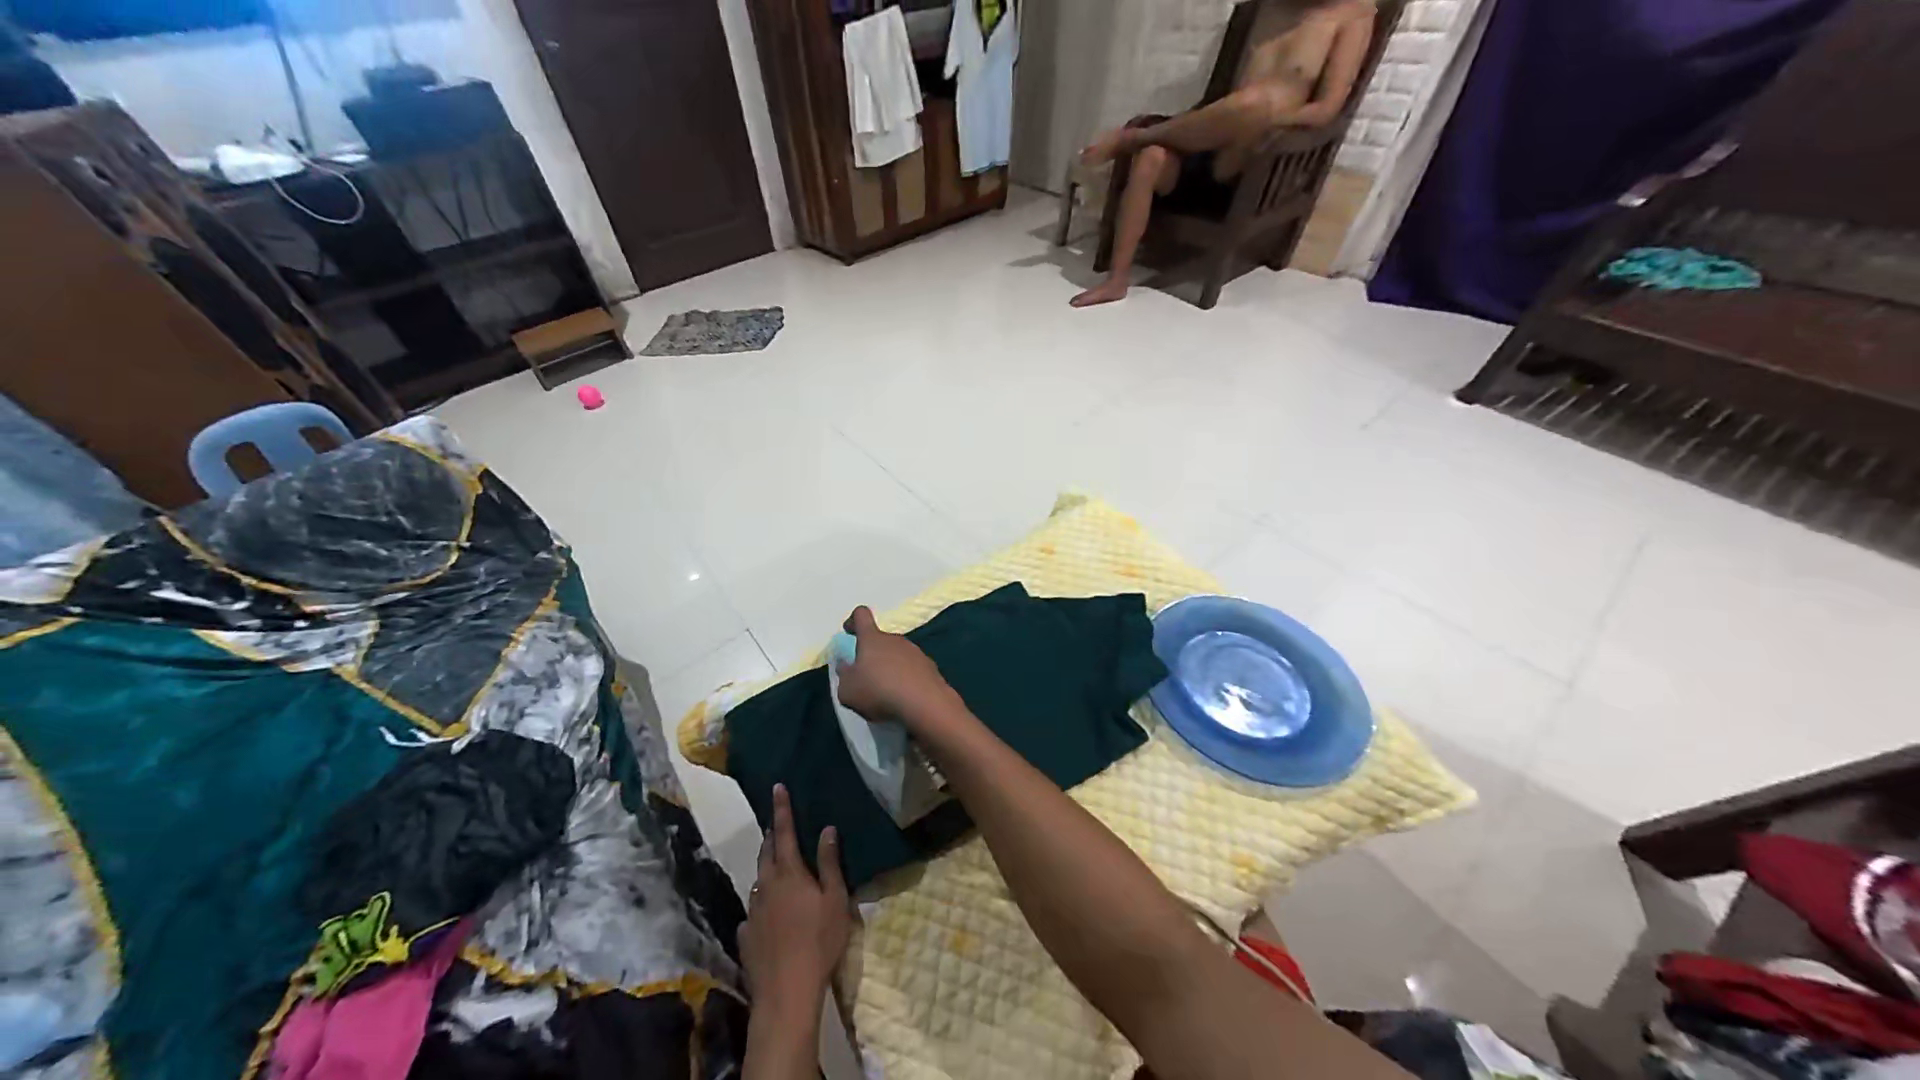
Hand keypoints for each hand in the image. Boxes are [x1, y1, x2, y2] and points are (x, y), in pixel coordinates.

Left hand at [741, 784, 849, 1005]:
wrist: (786, 992)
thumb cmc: (819, 941)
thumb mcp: (835, 899)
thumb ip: (829, 863)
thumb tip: (826, 829)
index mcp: (788, 873)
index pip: (784, 832)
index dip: (782, 809)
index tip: (777, 787)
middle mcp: (765, 886)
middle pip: (766, 853)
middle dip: (771, 835)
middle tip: (776, 824)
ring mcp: (753, 912)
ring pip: (758, 880)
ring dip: (767, 868)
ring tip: (776, 865)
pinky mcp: (746, 936)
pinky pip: (753, 911)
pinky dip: (761, 903)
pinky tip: (768, 913)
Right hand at [835, 606, 962, 729]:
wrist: (925, 704)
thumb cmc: (879, 691)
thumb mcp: (848, 690)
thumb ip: (844, 675)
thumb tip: (845, 665)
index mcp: (872, 639)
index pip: (861, 615)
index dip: (853, 620)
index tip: (849, 631)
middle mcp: (895, 639)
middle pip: (880, 640)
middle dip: (872, 655)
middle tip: (866, 678)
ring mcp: (915, 652)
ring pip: (897, 655)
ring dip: (890, 668)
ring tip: (885, 692)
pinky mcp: (930, 667)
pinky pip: (912, 669)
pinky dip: (905, 679)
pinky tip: (903, 697)